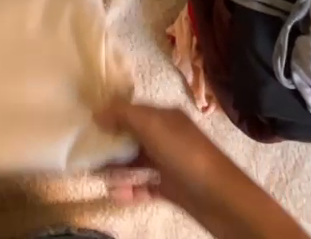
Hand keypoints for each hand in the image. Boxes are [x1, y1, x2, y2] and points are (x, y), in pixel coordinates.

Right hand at [95, 102, 306, 238]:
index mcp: (165, 116)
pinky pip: (145, 186)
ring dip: (117, 169)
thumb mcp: (153, 126)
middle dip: (110, 144)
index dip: (111, 115)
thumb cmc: (187, 156)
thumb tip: (97, 112)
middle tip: (87, 153)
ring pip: (136, 163)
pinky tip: (116, 194)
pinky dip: (130, 189)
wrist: (223, 201)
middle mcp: (166, 136)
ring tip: (98, 177)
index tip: (88, 123)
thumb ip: (124, 115)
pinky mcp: (172, 189)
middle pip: (132, 137)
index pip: (132, 110)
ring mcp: (169, 164)